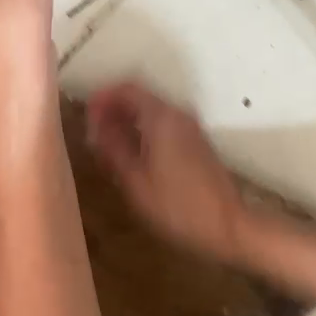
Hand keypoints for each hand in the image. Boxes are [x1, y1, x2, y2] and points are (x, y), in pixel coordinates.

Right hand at [85, 82, 250, 262]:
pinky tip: (132, 153)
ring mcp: (190, 127)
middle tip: (93, 130)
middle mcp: (178, 114)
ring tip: (107, 144)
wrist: (228, 226)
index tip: (86, 113)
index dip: (103, 97)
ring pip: (151, 111)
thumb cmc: (178, 206)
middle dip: (114, 109)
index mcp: (162, 118)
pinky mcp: (196, 141)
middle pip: (140, 97)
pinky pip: (163, 123)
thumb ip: (113, 149)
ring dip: (128, 120)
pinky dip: (144, 129)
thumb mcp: (136, 181)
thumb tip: (96, 129)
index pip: (127, 89)